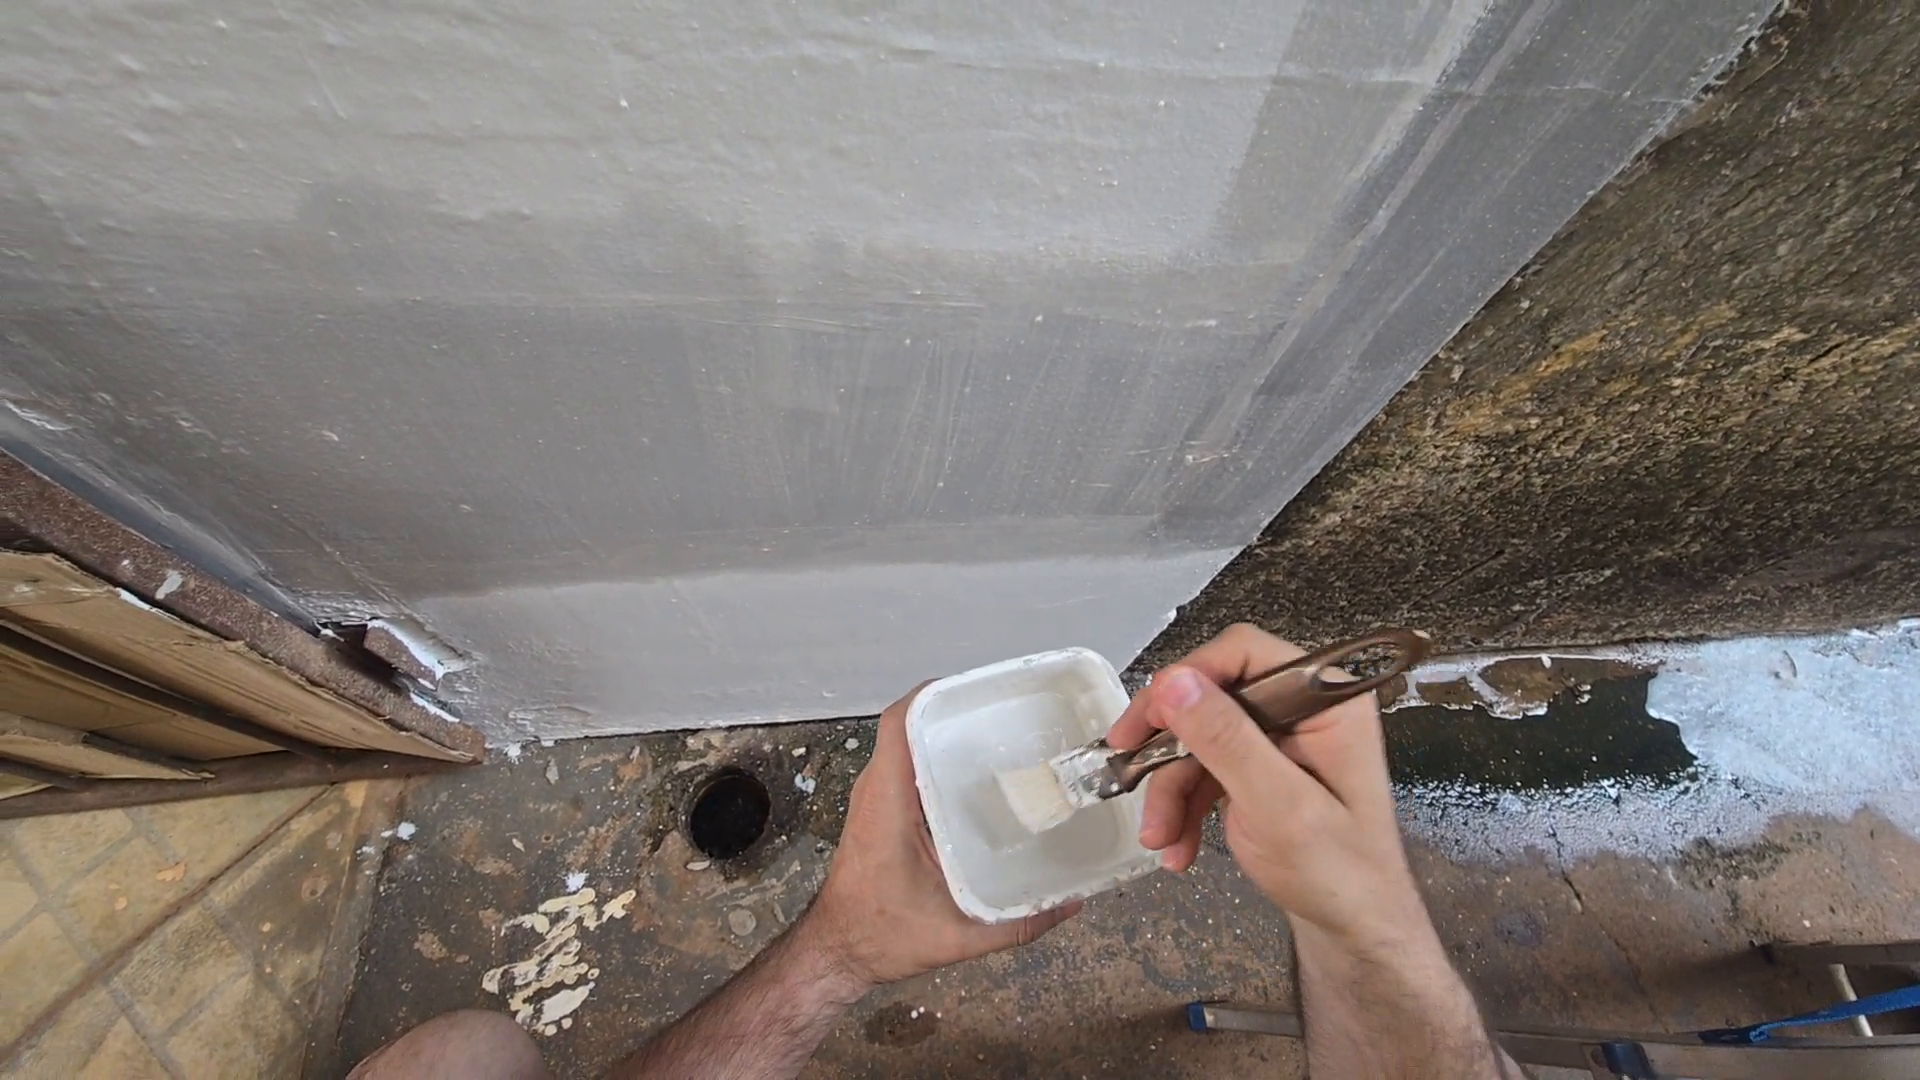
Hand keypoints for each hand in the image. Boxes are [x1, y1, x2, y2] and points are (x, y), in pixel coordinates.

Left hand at [801, 684, 1080, 991]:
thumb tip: (1073, 902)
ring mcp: (874, 794)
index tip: (979, 691)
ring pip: (906, 742)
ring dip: (945, 733)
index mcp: (889, 798)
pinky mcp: (878, 806)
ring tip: (998, 738)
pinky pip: (905, 764)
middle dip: (954, 711)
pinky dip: (936, 756)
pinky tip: (974, 778)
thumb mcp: (959, 935)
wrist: (836, 952)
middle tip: (1006, 716)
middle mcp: (878, 786)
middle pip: (909, 724)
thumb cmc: (884, 935)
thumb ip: (1019, 923)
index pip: (900, 722)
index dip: (934, 694)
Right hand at [1107, 624, 1428, 951]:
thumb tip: (1172, 681)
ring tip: (1159, 838)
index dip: (1191, 675)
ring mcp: (1275, 737)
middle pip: (1209, 694)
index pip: (1244, 653)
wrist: (1355, 939)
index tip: (1150, 717)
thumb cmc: (1337, 874)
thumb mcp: (1279, 807)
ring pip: (1196, 735)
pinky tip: (1176, 846)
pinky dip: (1181, 804)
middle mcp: (1298, 707)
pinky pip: (1202, 766)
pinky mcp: (1255, 765)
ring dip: (1169, 787)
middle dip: (1168, 744)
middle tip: (1125, 764)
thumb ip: (1226, 740)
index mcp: (1325, 699)